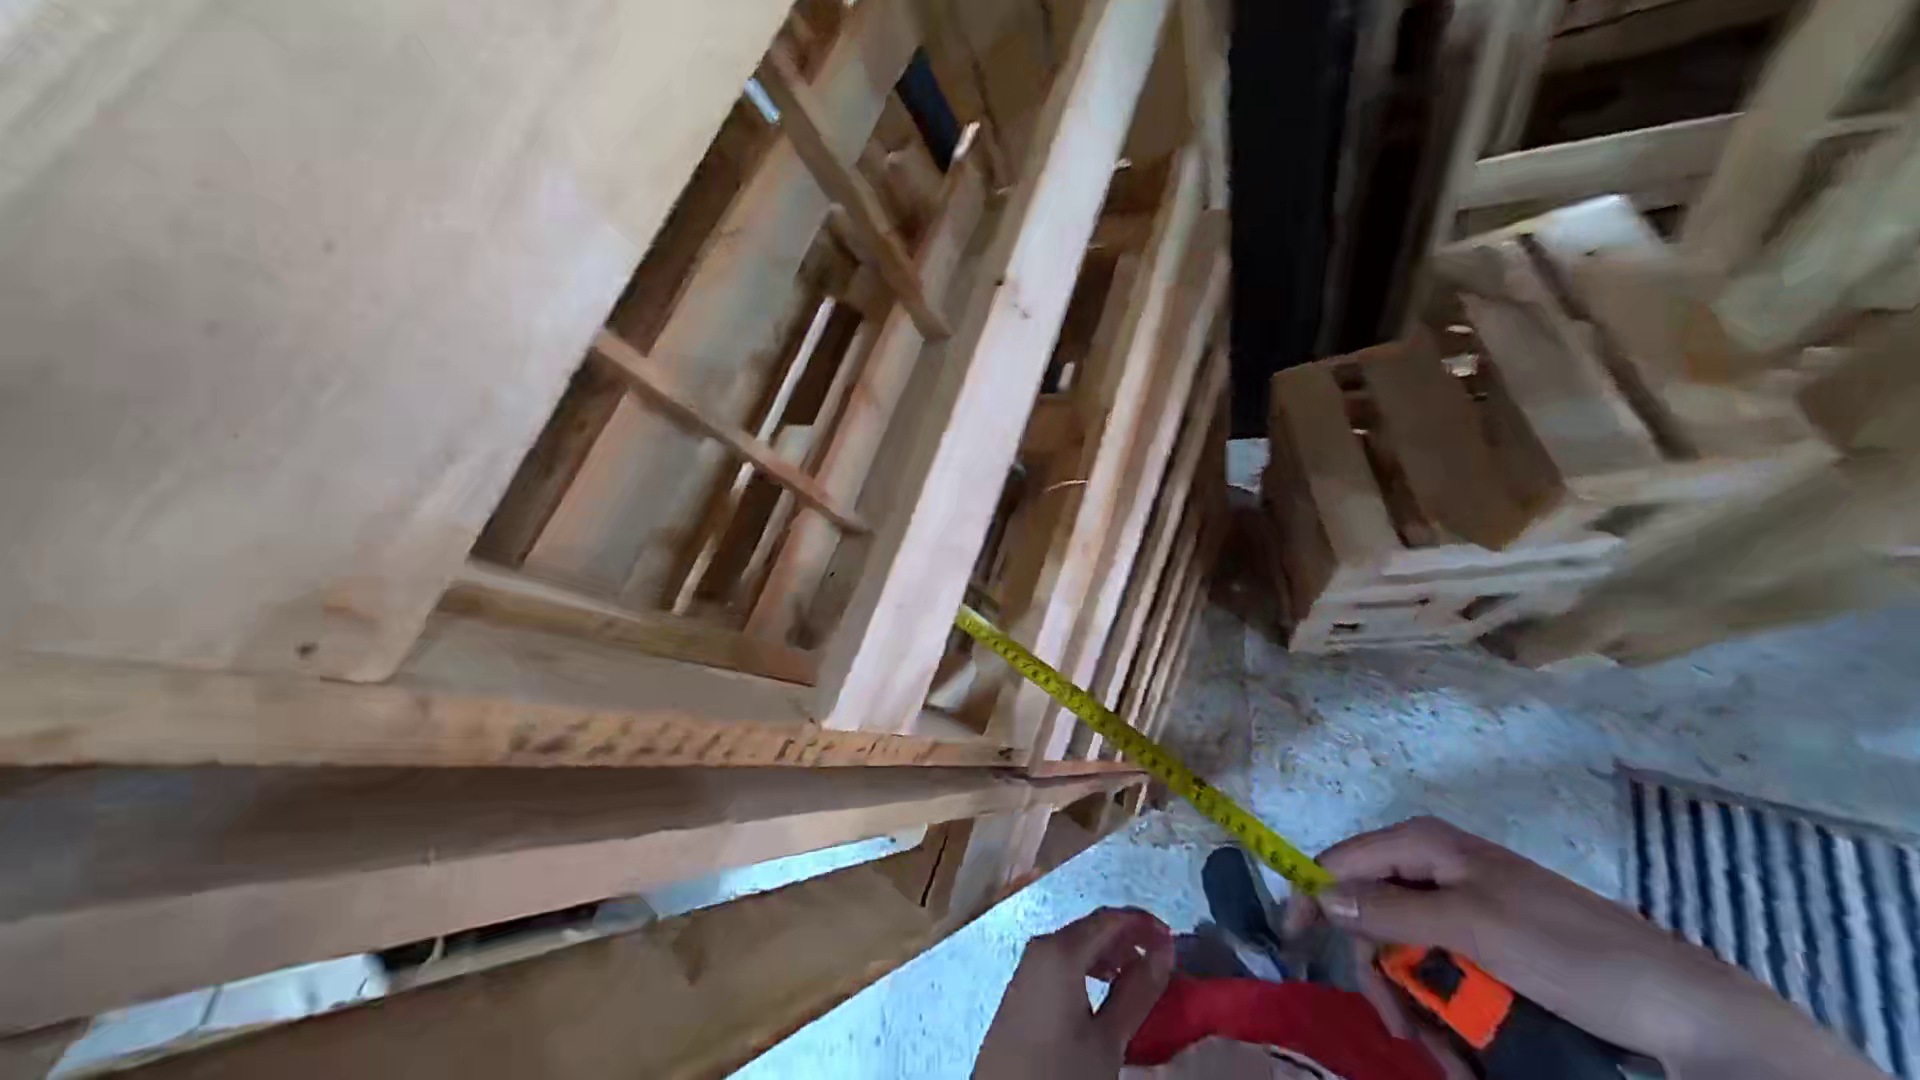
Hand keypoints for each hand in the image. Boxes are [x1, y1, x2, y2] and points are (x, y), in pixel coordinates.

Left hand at [972, 907, 1173, 1079]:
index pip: (1109, 919)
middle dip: (1128, 937)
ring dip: (1109, 952)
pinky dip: (1089, 965)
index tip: (1173, 940)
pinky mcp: (1023, 985)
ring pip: (1076, 942)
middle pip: (1091, 927)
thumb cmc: (1060, 1073)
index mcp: (1061, 950)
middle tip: (1161, 960)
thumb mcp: (1108, 1039)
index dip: (1143, 923)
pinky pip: (1062, 959)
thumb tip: (1163, 950)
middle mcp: (1041, 945)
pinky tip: (1104, 988)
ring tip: (1137, 976)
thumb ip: (1137, 991)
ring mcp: (1028, 964)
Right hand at [1297, 817, 1885, 1079]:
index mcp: (1424, 846)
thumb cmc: (1571, 952)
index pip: (1342, 861)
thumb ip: (1391, 909)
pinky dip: (1444, 1013)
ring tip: (1441, 1055)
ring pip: (1404, 950)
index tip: (1294, 943)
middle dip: (1379, 972)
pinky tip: (1463, 1051)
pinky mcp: (1488, 946)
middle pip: (1371, 912)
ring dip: (1414, 1003)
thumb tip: (1320, 894)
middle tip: (1396, 1026)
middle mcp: (1435, 869)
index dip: (1313, 896)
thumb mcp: (1474, 926)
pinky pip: (1442, 973)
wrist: (1687, 1010)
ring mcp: (1463, 908)